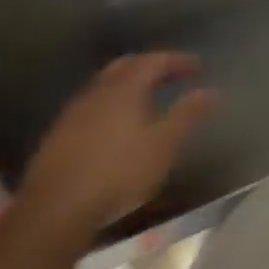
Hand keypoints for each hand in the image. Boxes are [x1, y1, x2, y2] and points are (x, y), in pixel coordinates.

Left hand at [16, 51, 218, 249]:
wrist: (57, 208)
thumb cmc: (119, 172)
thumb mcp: (164, 145)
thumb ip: (188, 114)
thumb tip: (212, 91)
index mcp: (125, 87)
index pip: (154, 60)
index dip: (178, 60)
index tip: (198, 67)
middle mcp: (97, 91)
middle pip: (126, 65)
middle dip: (151, 66)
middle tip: (172, 76)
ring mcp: (74, 111)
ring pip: (105, 85)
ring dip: (129, 85)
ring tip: (148, 100)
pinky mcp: (60, 133)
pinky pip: (92, 105)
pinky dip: (111, 104)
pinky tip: (117, 126)